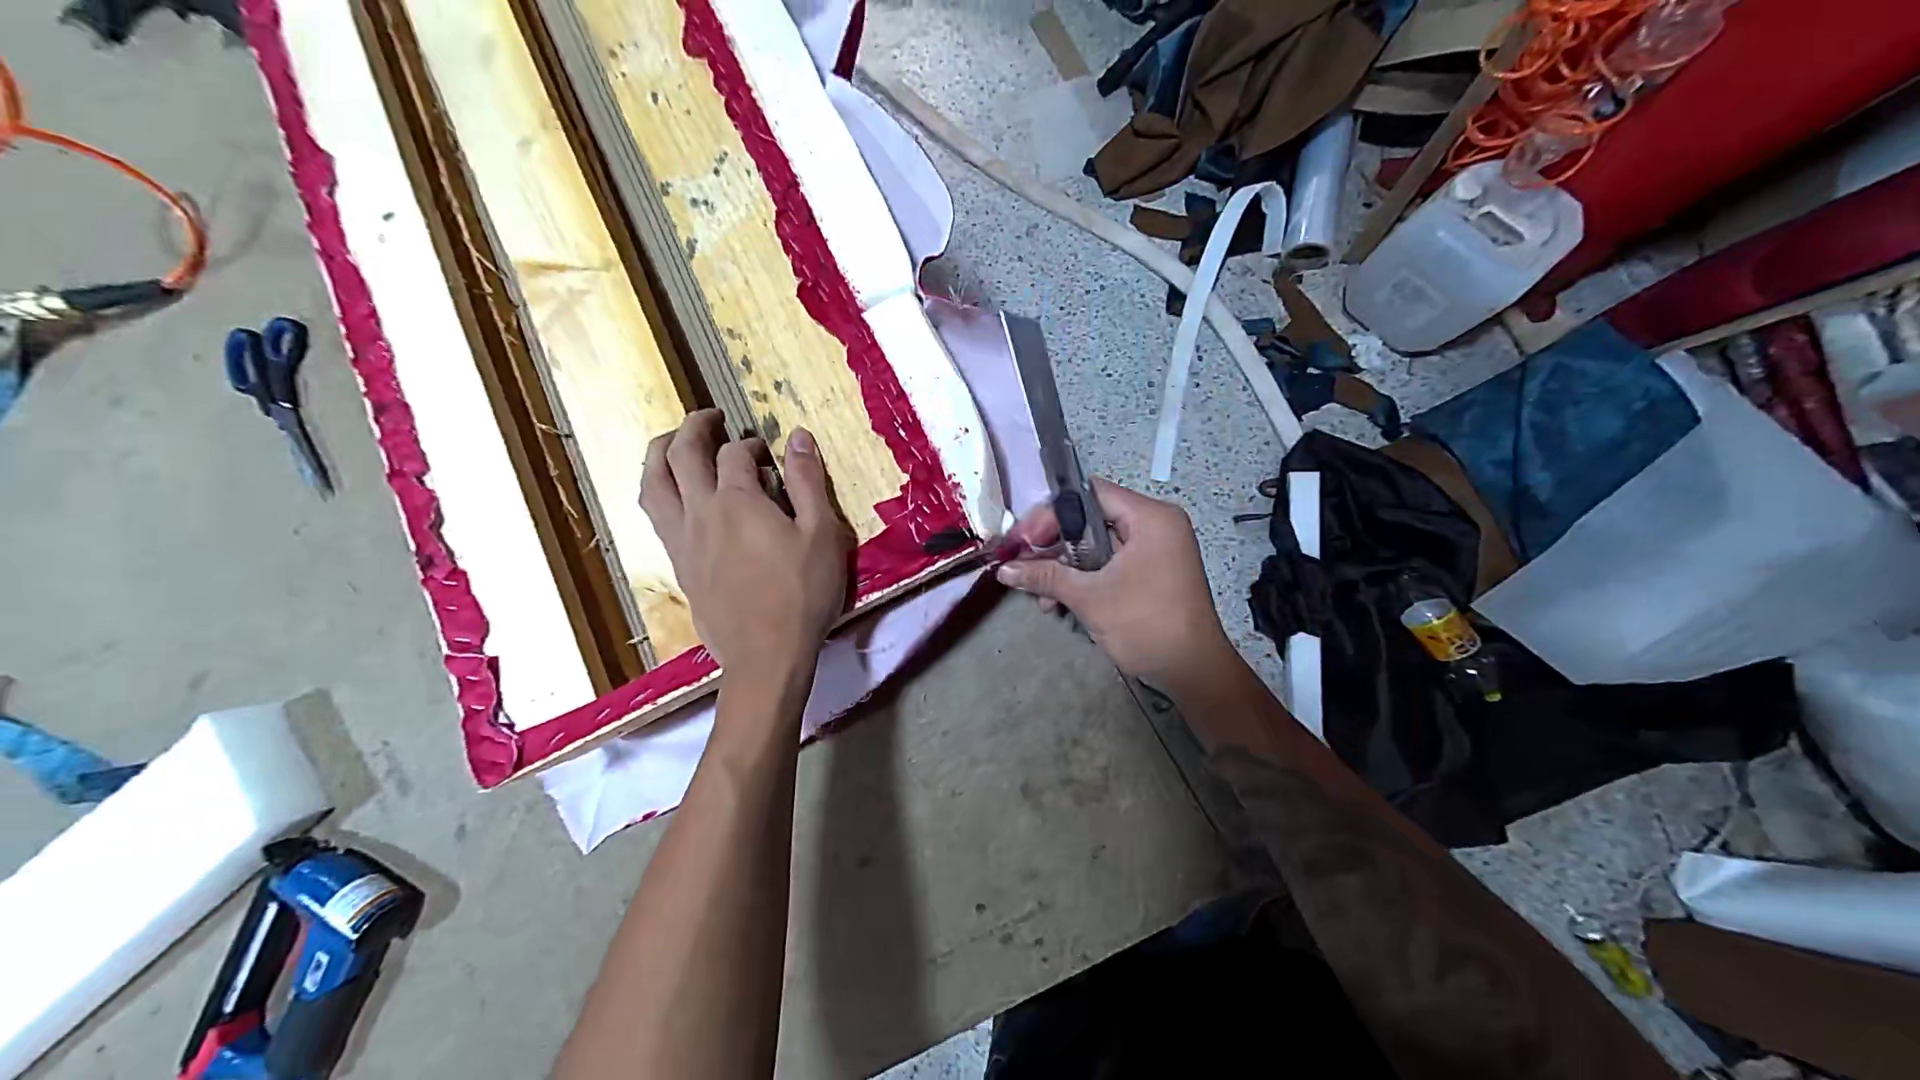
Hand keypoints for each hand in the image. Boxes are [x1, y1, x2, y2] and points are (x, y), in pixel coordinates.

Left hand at [641, 411, 849, 679]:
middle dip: (693, 428)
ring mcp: (683, 541)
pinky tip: (674, 496)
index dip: (750, 444)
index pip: (734, 454)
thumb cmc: (802, 594)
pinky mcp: (678, 566)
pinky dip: (660, 491)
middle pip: (680, 455)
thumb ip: (808, 482)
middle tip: (709, 418)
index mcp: (738, 501)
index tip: (766, 450)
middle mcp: (700, 513)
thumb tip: (798, 437)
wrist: (766, 655)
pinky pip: (656, 516)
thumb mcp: (822, 534)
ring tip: (672, 443)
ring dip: (659, 454)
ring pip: (653, 484)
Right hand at [997, 478, 1239, 693]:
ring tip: (1041, 596)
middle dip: (1054, 546)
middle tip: (1023, 564)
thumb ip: (1045, 576)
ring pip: (1096, 545)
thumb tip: (1004, 569)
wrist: (1193, 672)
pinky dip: (1085, 579)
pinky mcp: (1151, 572)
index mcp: (1149, 518)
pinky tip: (1059, 602)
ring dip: (1065, 568)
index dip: (1051, 513)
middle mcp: (1155, 525)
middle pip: (1090, 520)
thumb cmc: (1145, 625)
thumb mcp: (1089, 597)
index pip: (1089, 494)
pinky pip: (1109, 563)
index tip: (1025, 539)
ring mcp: (1155, 550)